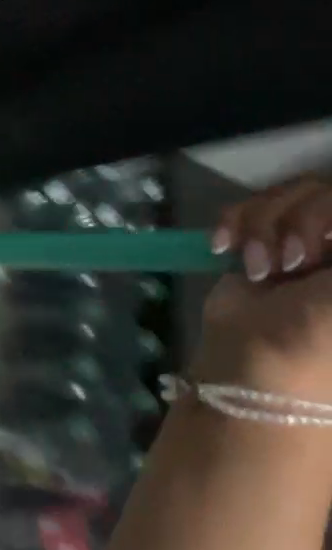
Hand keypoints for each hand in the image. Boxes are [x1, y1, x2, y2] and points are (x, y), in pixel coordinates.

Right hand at [200, 177, 331, 398]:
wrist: (255, 358)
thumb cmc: (322, 335)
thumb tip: (327, 226)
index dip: (327, 215)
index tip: (325, 243)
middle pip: (320, 190)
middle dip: (297, 220)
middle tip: (291, 261)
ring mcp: (307, 241)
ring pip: (283, 195)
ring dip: (260, 227)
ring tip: (259, 267)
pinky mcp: (260, 241)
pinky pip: (246, 207)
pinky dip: (232, 225)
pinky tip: (227, 251)